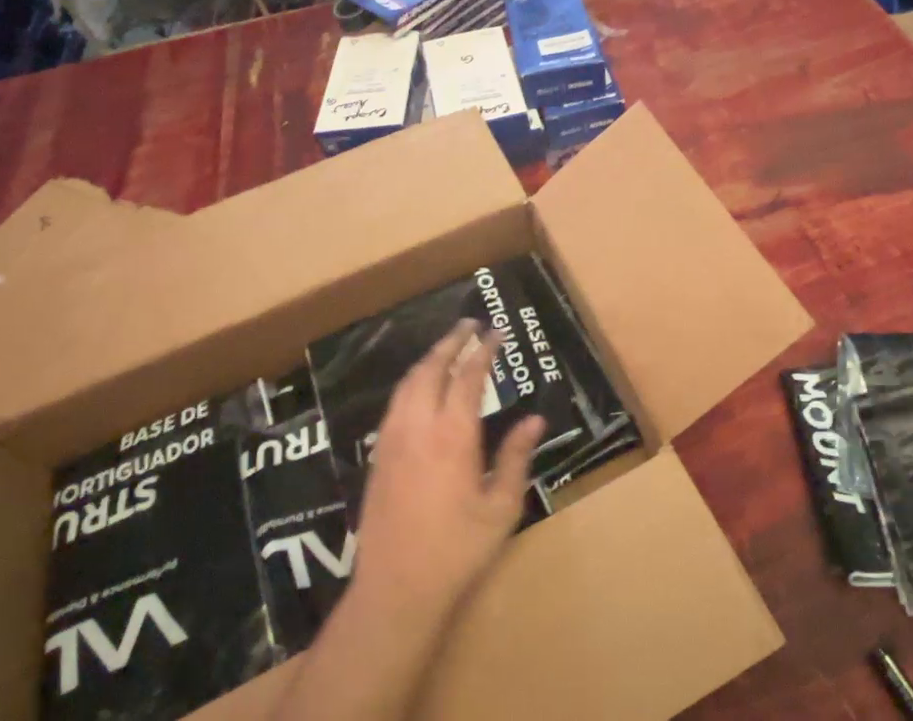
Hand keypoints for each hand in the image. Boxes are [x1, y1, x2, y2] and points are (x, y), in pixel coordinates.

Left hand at [353, 320, 544, 619]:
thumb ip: (516, 458)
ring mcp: (392, 440)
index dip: (483, 351)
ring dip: (428, 359)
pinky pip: (394, 403)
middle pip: (431, 369)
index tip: (496, 332)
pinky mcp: (378, 457)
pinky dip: (412, 382)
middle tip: (470, 325)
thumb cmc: (457, 550)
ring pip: (407, 384)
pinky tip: (421, 388)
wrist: (396, 587)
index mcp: (452, 436)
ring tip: (447, 347)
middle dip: (451, 342)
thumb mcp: (501, 508)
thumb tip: (534, 420)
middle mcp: (417, 428)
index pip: (468, 378)